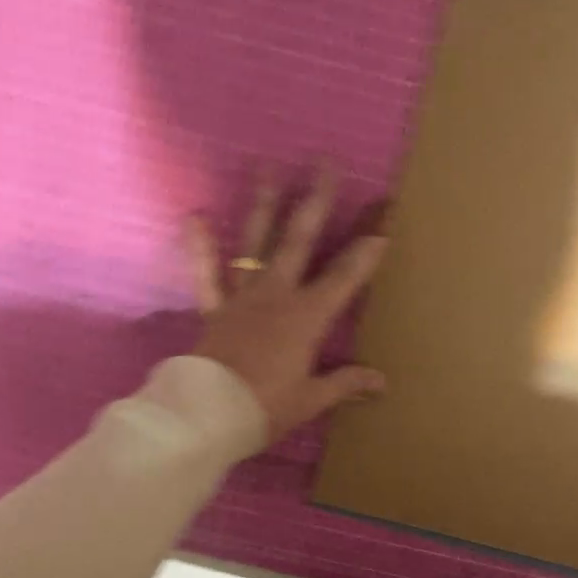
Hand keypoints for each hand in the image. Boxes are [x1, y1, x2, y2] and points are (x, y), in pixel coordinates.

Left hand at [186, 169, 389, 441]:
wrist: (210, 414)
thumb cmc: (266, 408)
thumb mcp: (311, 399)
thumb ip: (345, 384)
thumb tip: (381, 381)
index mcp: (307, 318)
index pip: (344, 279)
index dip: (365, 254)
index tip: (381, 226)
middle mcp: (277, 295)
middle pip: (299, 241)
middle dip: (316, 202)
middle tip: (326, 163)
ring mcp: (243, 297)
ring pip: (256, 243)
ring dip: (264, 205)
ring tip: (268, 167)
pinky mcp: (215, 309)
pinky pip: (207, 273)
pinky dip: (201, 247)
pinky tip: (196, 216)